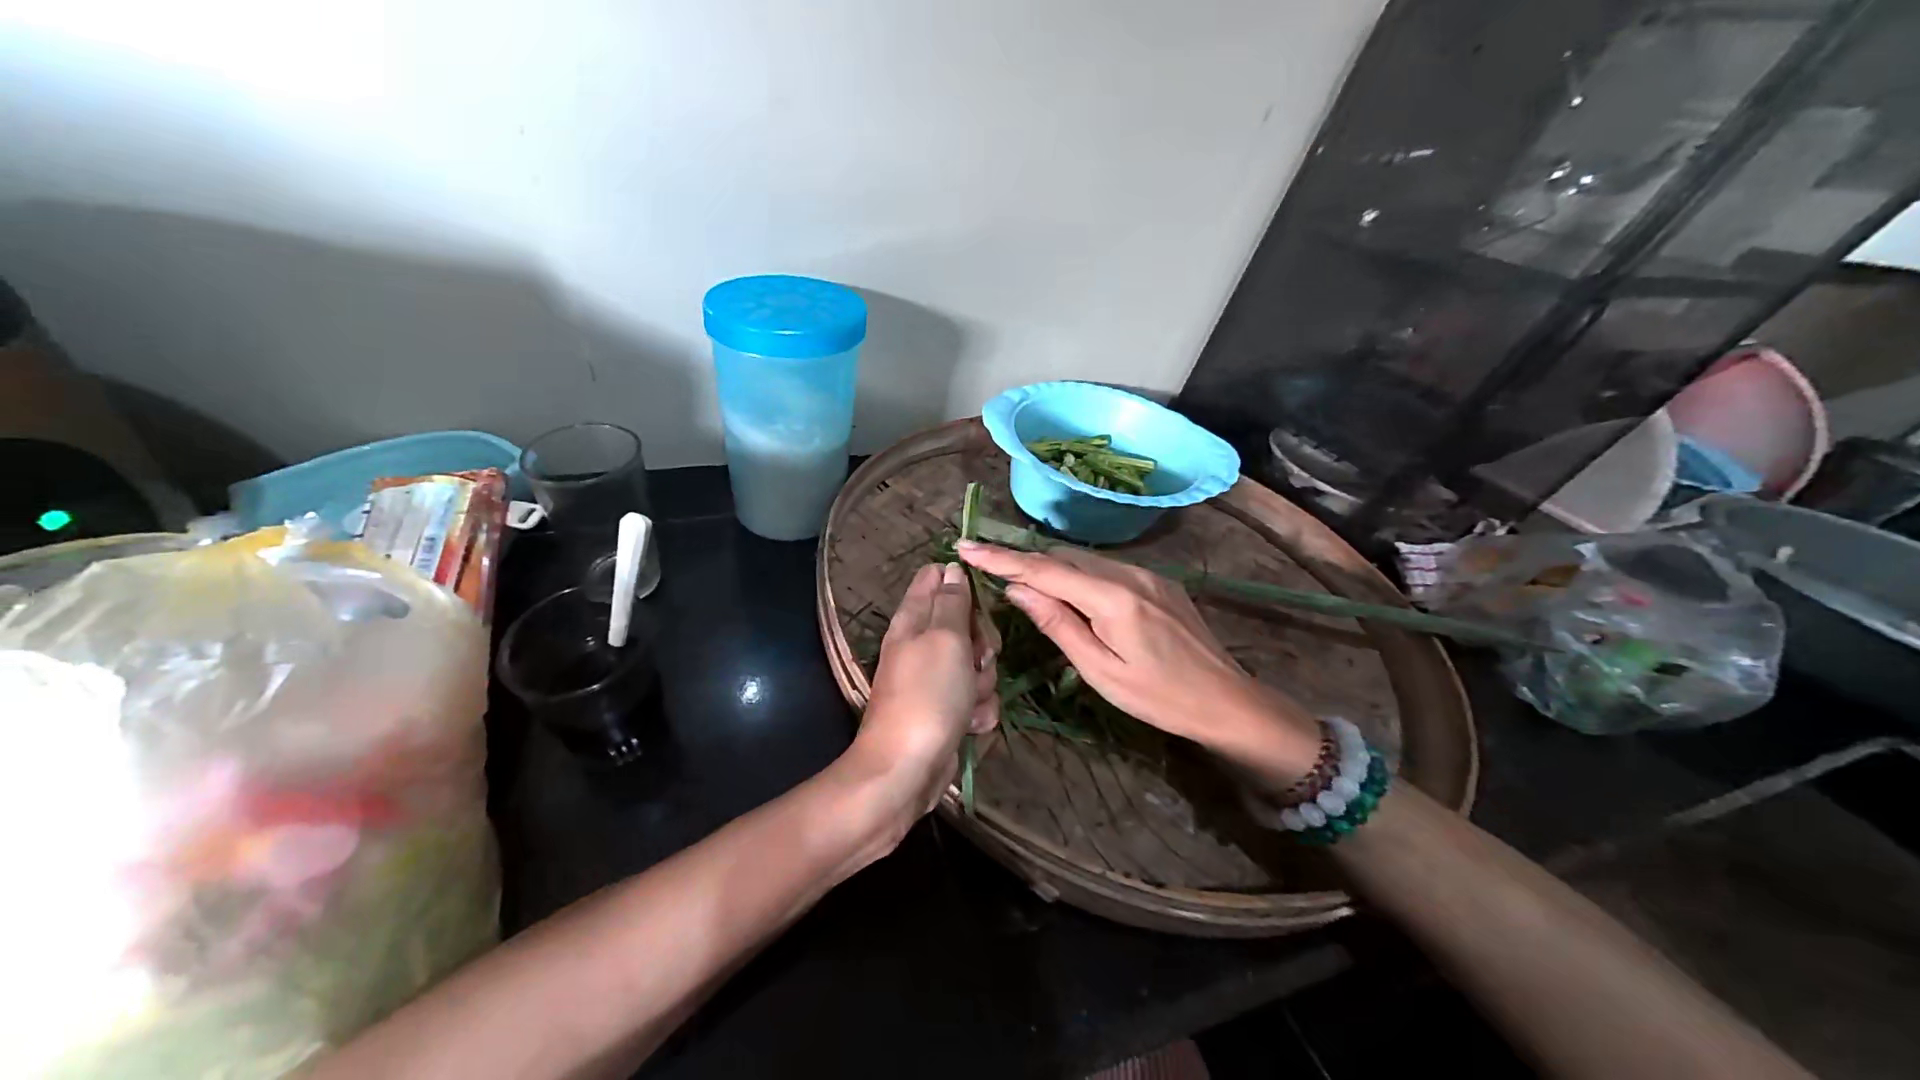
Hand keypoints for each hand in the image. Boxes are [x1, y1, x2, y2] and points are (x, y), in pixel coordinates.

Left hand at [848, 562, 998, 822]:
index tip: (978, 602)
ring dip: (982, 684)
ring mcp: (936, 680)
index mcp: (913, 619)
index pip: (936, 578)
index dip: (962, 584)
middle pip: (968, 623)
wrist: (907, 769)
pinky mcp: (949, 710)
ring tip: (968, 701)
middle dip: (982, 644)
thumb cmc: (926, 697)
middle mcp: (923, 645)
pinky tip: (970, 725)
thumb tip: (951, 566)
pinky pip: (978, 698)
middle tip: (977, 659)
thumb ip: (952, 601)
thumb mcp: (944, 639)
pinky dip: (979, 712)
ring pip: (979, 664)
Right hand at [956, 541, 1318, 783]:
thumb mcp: (1100, 670)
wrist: (1226, 700)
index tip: (966, 546)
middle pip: (1062, 558)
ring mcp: (1147, 574)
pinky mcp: (1158, 581)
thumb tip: (1016, 589)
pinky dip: (1076, 573)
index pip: (1044, 570)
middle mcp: (1129, 574)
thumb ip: (1057, 624)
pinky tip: (1063, 587)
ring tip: (1013, 574)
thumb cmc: (1158, 698)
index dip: (1001, 558)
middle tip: (980, 562)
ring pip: (1084, 560)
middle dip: (1020, 558)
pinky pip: (1105, 568)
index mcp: (1112, 597)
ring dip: (1047, 566)